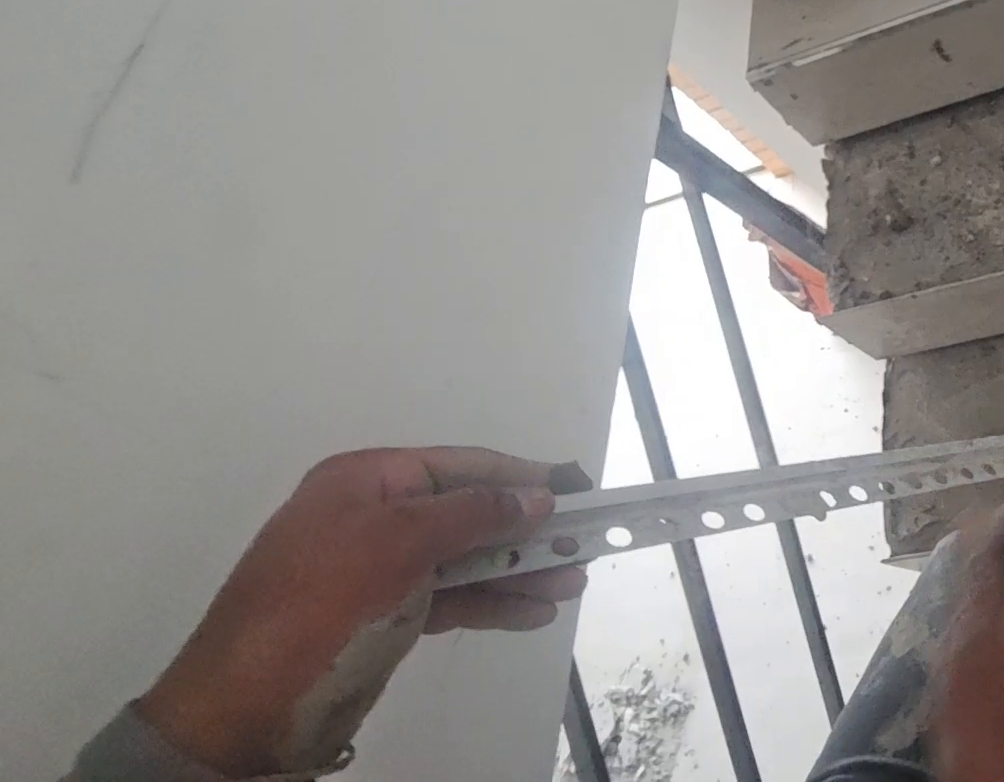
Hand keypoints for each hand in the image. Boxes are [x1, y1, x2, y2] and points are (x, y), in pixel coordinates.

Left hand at [140, 446, 591, 776]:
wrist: (238, 719)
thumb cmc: (320, 609)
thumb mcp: (400, 544)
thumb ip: (476, 512)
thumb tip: (537, 497)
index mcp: (368, 482)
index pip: (465, 466)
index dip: (524, 476)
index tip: (578, 487)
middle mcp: (377, 517)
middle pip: (474, 512)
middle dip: (529, 530)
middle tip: (583, 541)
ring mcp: (383, 569)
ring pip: (471, 557)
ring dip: (522, 569)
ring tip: (573, 581)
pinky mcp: (389, 613)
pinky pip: (455, 596)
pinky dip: (495, 602)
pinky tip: (535, 612)